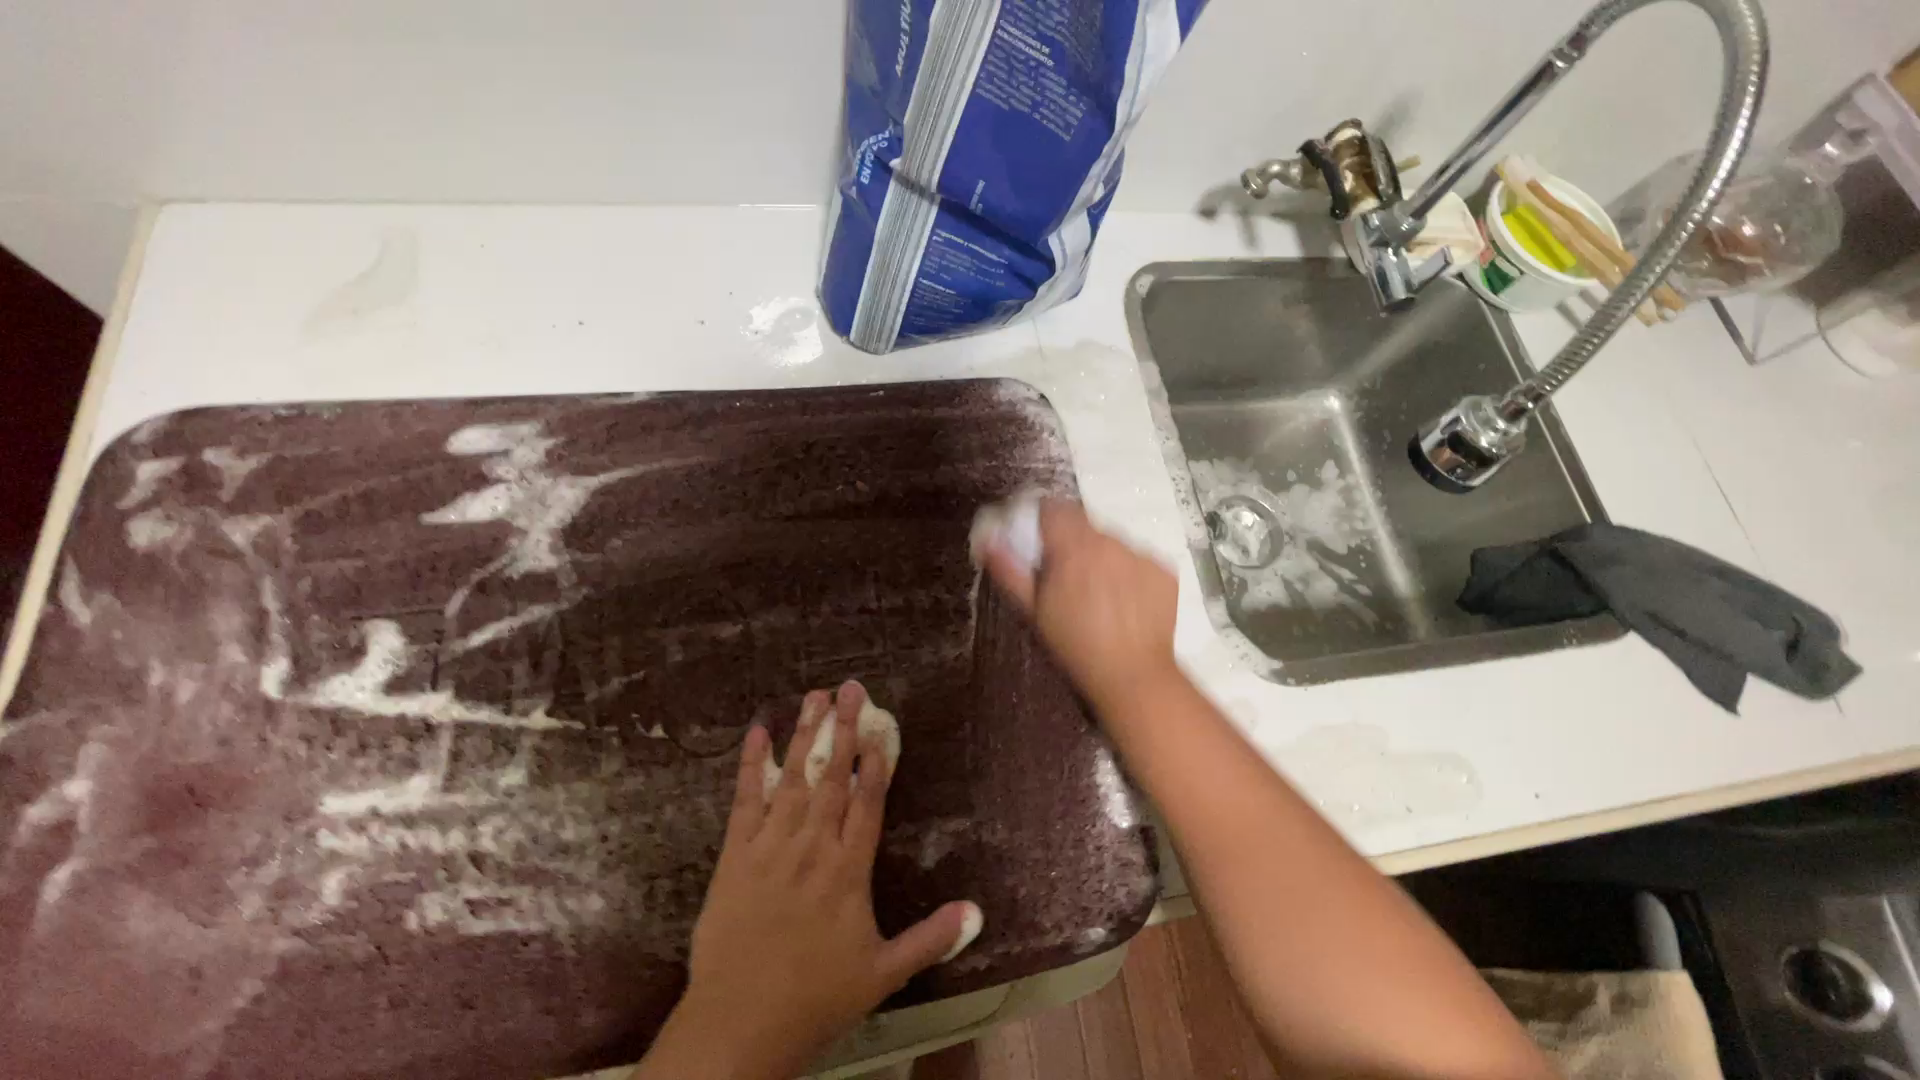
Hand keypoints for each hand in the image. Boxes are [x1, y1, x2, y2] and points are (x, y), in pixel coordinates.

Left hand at [634, 682, 978, 1079]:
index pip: (867, 802)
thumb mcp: (884, 972)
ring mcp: (770, 847)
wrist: (741, 1021)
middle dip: (843, 730)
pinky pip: (744, 800)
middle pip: (831, 777)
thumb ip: (931, 938)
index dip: (875, 761)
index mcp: (848, 871)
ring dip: (805, 735)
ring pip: (792, 779)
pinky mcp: (734, 856)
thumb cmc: (817, 997)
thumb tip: (978, 911)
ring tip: (814, 697)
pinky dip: (751, 765)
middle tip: (850, 688)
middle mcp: (812, 847)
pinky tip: (757, 733)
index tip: (880, 724)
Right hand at [977, 499, 1179, 712]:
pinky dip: (1129, 573)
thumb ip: (1010, 569)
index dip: (1043, 520)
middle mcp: (1108, 541)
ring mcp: (1141, 554)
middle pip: (1084, 524)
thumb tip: (987, 539)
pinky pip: (1139, 560)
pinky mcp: (1165, 570)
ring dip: (1102, 557)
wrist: (1132, 676)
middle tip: (1068, 577)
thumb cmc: (1074, 647)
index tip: (1039, 540)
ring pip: (1113, 541)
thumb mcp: (1034, 611)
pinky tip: (1125, 602)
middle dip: (1073, 543)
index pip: (1053, 508)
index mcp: (1072, 547)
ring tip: (1100, 595)